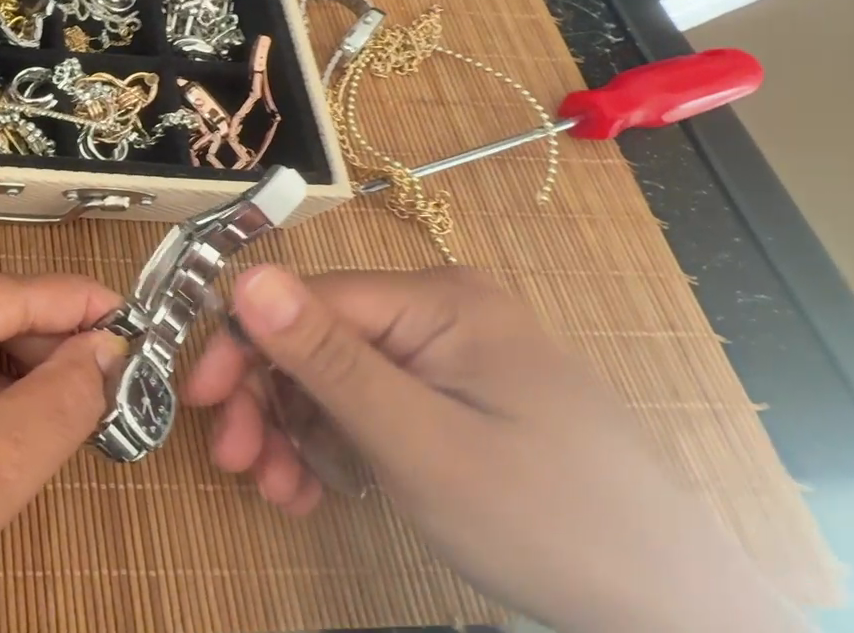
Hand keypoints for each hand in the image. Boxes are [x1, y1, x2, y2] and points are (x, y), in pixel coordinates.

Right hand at [183, 264, 807, 632]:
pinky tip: (312, 488)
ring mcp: (446, 355)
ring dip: (291, 432)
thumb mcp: (419, 443)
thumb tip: (245, 275)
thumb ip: (327, 358)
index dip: (242, 349)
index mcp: (435, 301)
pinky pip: (367, 405)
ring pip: (330, 378)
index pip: (302, 301)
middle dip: (265, 401)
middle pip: (312, 339)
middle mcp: (436, 312)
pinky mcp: (452, 396)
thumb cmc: (543, 520)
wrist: (673, 612)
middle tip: (239, 464)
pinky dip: (330, 446)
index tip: (200, 405)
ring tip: (278, 489)